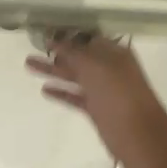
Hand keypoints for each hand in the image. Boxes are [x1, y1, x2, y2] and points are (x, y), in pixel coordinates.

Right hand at [26, 35, 166, 165]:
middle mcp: (109, 69)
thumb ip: (73, 53)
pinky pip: (75, 96)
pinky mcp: (97, 109)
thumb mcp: (94, 66)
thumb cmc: (118, 93)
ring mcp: (103, 90)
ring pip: (74, 76)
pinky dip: (61, 92)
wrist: (137, 134)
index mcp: (114, 54)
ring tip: (29, 65)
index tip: (46, 33)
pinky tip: (45, 90)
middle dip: (56, 53)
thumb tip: (56, 41)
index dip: (68, 36)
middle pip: (79, 57)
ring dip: (53, 70)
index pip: (88, 38)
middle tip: (32, 48)